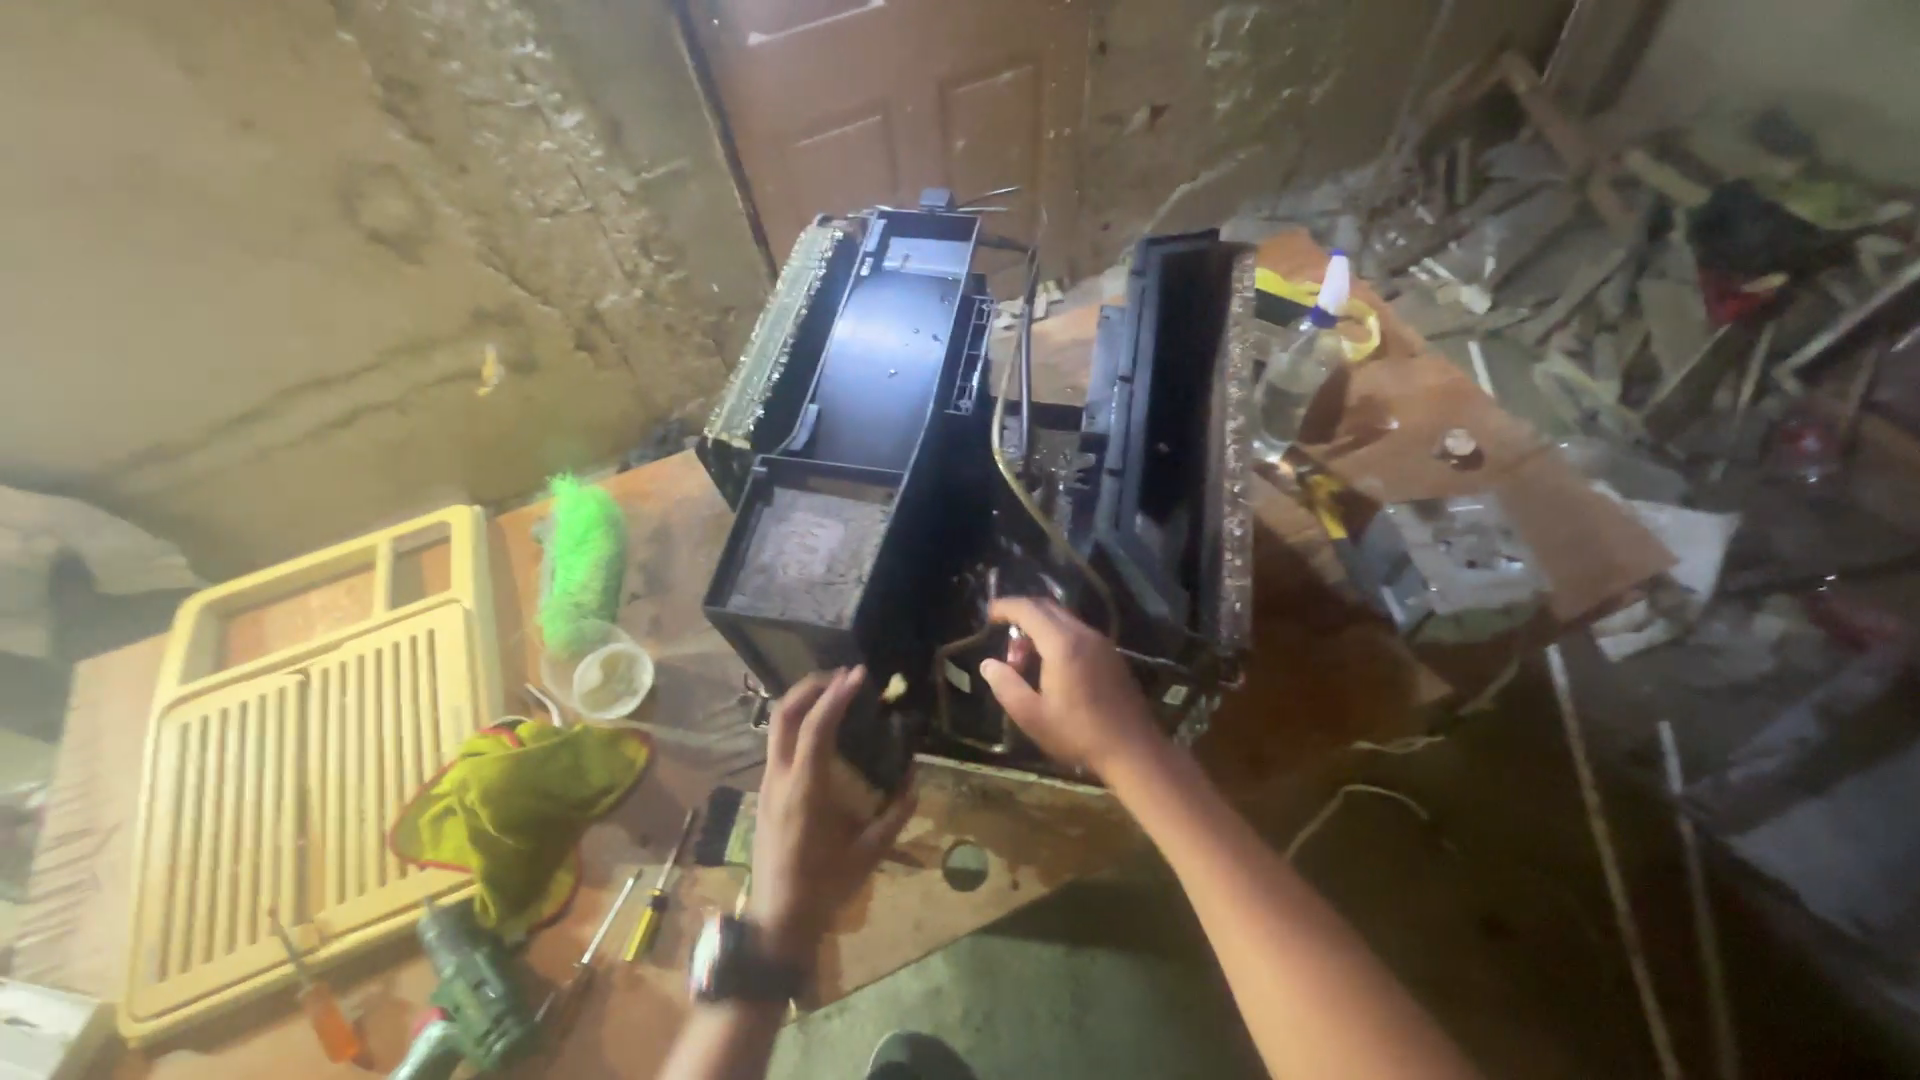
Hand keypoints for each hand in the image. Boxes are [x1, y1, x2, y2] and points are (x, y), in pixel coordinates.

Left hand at [747, 667, 915, 964]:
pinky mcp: (764, 793)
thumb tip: (915, 781)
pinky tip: (818, 729)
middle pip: (784, 714)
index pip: (816, 728)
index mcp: (805, 791)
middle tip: (842, 676)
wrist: (779, 917)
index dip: (836, 697)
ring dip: (802, 702)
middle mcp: (779, 779)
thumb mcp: (869, 852)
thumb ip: (895, 814)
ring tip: (832, 693)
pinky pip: (777, 744)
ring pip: (775, 727)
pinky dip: (796, 723)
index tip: (858, 677)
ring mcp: (766, 785)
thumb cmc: (826, 886)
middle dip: (811, 687)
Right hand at [977, 598, 1163, 778]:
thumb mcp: (1032, 716)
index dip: (1005, 607)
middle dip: (1022, 617)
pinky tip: (1052, 669)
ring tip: (1026, 664)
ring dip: (1040, 630)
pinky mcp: (1112, 655)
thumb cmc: (1078, 734)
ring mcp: (1102, 643)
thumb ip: (1006, 685)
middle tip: (1007, 648)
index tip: (988, 614)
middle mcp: (1084, 634)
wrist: (1133, 750)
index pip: (1028, 609)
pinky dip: (1058, 638)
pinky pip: (1078, 633)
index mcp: (1062, 644)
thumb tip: (988, 664)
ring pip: (1064, 620)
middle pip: (1047, 608)